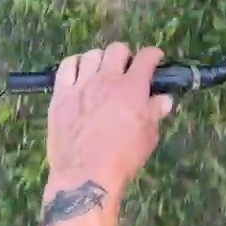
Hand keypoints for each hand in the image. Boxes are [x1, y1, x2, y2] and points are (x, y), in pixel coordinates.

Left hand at [45, 43, 173, 206]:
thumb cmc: (123, 157)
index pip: (147, 56)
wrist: (86, 176)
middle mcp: (107, 79)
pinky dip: (75, 66)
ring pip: (92, 55)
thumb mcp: (149, 136)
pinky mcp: (61, 95)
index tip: (155, 60)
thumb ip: (156, 112)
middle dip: (125, 57)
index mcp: (133, 88)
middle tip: (125, 71)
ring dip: (100, 61)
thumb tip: (164, 99)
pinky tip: (79, 75)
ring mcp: (82, 85)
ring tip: (101, 74)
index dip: (153, 55)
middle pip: (117, 49)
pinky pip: (66, 67)